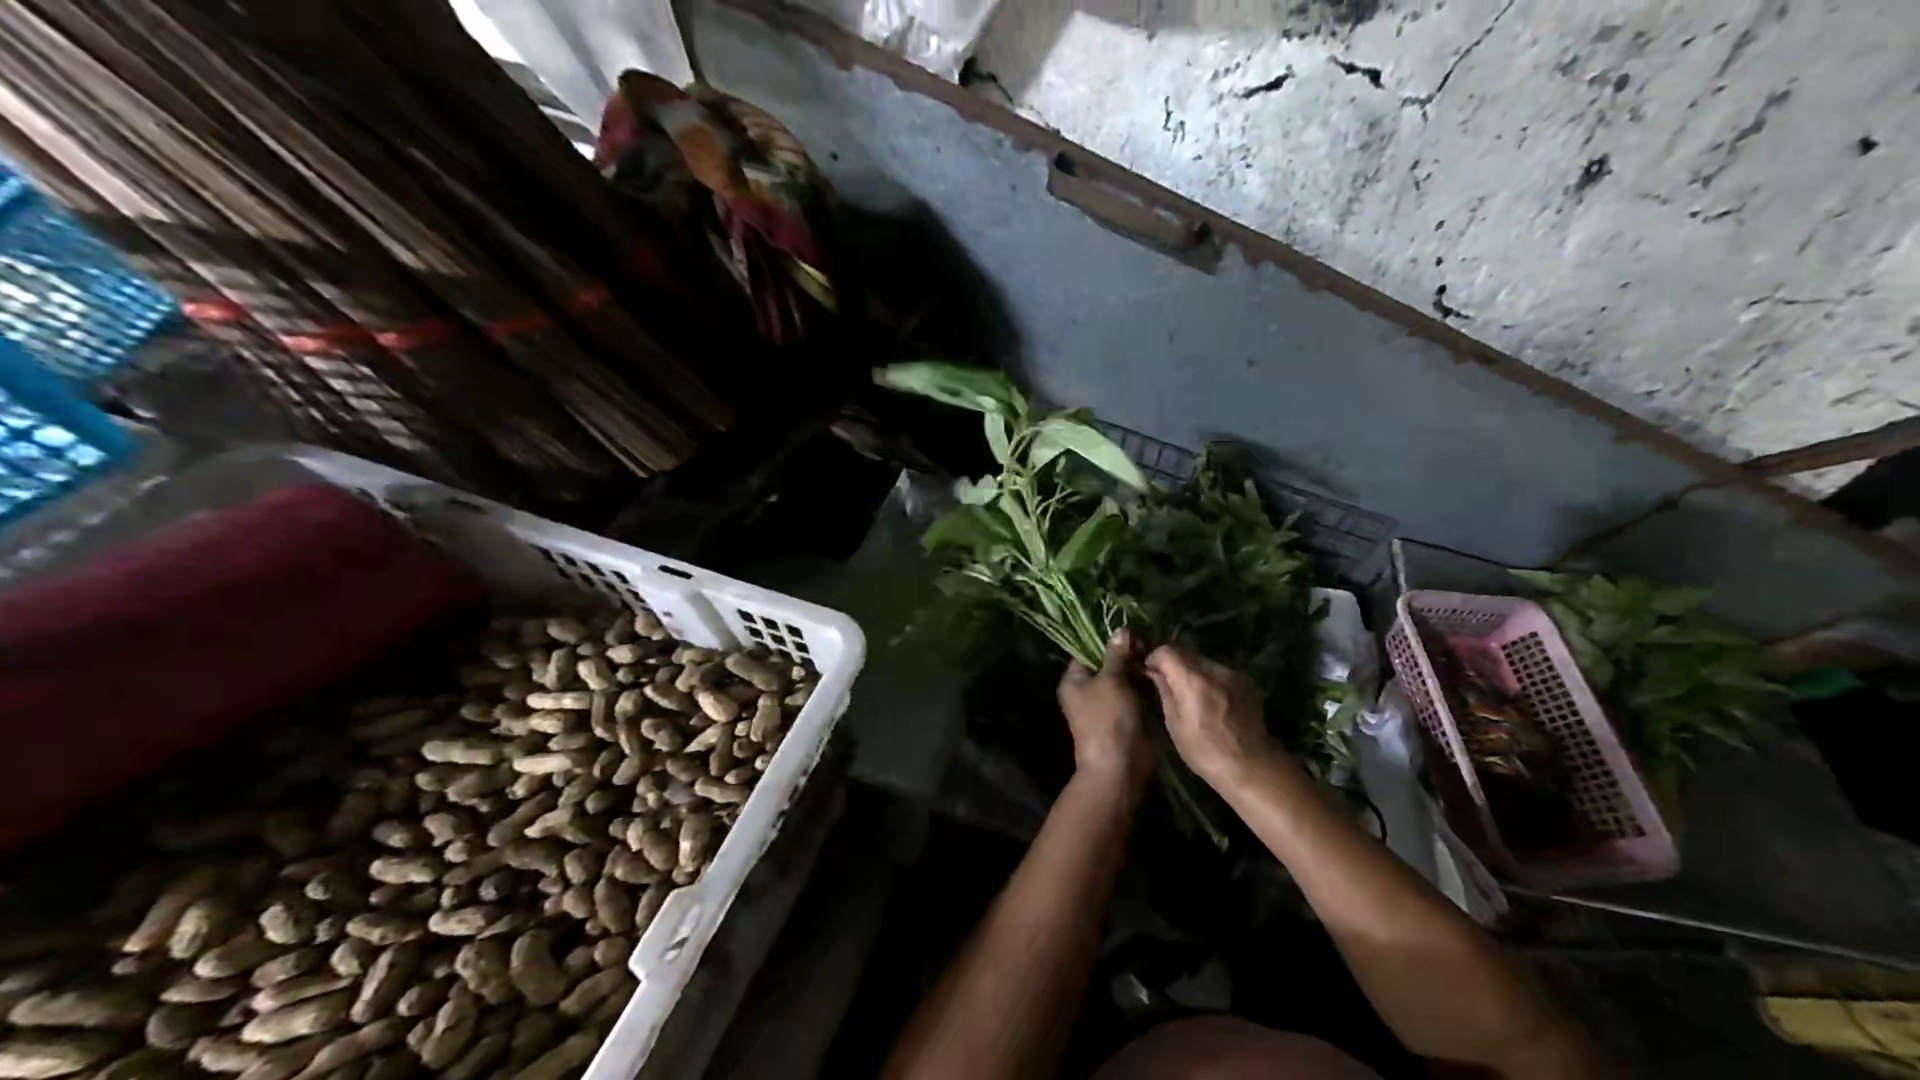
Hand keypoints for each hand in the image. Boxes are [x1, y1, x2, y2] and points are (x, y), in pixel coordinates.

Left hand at [1057, 630, 1154, 795]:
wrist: (1120, 766)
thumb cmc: (1108, 719)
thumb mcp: (1111, 681)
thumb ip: (1116, 655)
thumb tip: (1121, 628)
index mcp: (1074, 680)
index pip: (1086, 651)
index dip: (1105, 639)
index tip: (1129, 627)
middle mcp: (1087, 690)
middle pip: (1106, 663)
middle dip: (1126, 652)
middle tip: (1148, 637)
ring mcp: (1107, 703)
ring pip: (1123, 677)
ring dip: (1138, 667)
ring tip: (1157, 648)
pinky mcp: (1126, 713)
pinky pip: (1134, 692)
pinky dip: (1145, 682)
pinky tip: (1160, 668)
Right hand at [1144, 643, 1291, 791]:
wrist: (1251, 766)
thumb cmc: (1205, 752)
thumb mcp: (1175, 724)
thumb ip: (1165, 691)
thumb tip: (1154, 672)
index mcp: (1193, 681)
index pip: (1168, 650)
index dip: (1155, 657)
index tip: (1151, 671)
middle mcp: (1215, 670)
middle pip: (1186, 651)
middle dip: (1173, 661)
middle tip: (1168, 681)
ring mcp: (1234, 674)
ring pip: (1204, 660)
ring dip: (1192, 669)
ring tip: (1191, 693)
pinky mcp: (1247, 682)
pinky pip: (1220, 670)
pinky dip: (1210, 678)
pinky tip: (1211, 699)